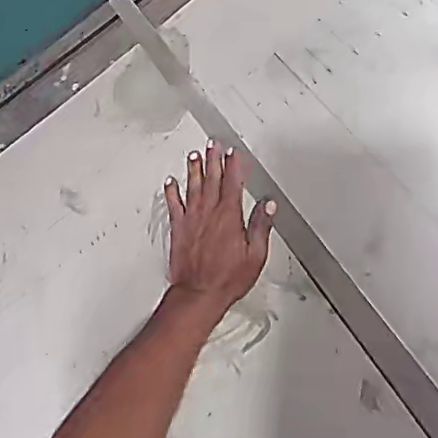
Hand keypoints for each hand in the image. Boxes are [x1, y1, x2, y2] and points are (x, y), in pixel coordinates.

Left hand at [163, 142, 274, 316]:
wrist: (198, 293)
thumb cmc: (226, 278)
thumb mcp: (255, 255)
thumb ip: (260, 226)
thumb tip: (267, 206)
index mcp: (229, 216)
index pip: (233, 183)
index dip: (234, 165)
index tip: (234, 153)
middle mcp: (209, 213)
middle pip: (212, 178)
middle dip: (213, 159)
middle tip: (213, 144)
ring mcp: (191, 219)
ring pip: (193, 187)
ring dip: (194, 169)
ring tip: (194, 155)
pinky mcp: (178, 229)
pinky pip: (174, 205)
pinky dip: (171, 192)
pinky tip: (170, 182)